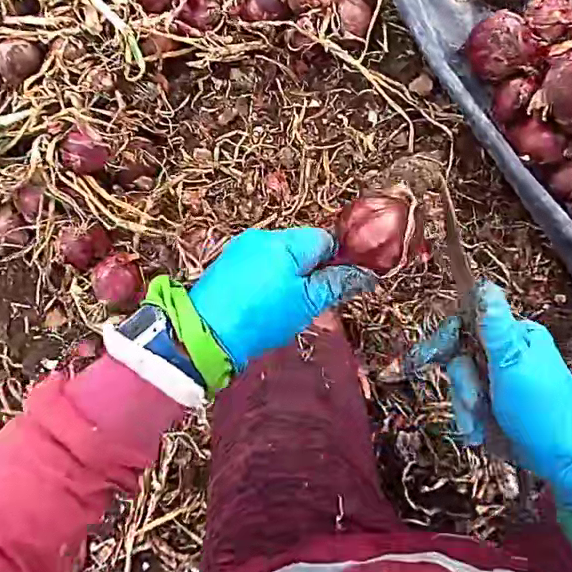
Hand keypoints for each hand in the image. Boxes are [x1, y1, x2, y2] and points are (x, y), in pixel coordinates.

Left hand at [189, 228, 377, 368]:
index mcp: (286, 241)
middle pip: (303, 245)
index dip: (335, 262)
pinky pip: (261, 263)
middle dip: (311, 270)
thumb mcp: (307, 302)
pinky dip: (270, 278)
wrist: (204, 335)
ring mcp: (243, 247)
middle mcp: (263, 236)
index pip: (325, 239)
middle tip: (308, 300)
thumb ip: (338, 283)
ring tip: (283, 305)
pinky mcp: (229, 262)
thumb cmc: (260, 317)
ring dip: (291, 274)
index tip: (334, 286)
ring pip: (282, 255)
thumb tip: (366, 274)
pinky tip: (264, 302)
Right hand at [408, 282, 571, 510]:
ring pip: (460, 384)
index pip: (469, 321)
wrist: (565, 462)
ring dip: (466, 408)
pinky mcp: (494, 407)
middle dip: (463, 384)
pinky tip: (481, 434)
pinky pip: (467, 407)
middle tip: (475, 403)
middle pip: (460, 356)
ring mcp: (499, 382)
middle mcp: (506, 354)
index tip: (433, 355)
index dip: (448, 338)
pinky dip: (471, 422)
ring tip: (480, 427)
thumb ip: (494, 326)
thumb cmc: (543, 409)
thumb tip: (484, 284)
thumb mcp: (514, 364)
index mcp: (515, 335)